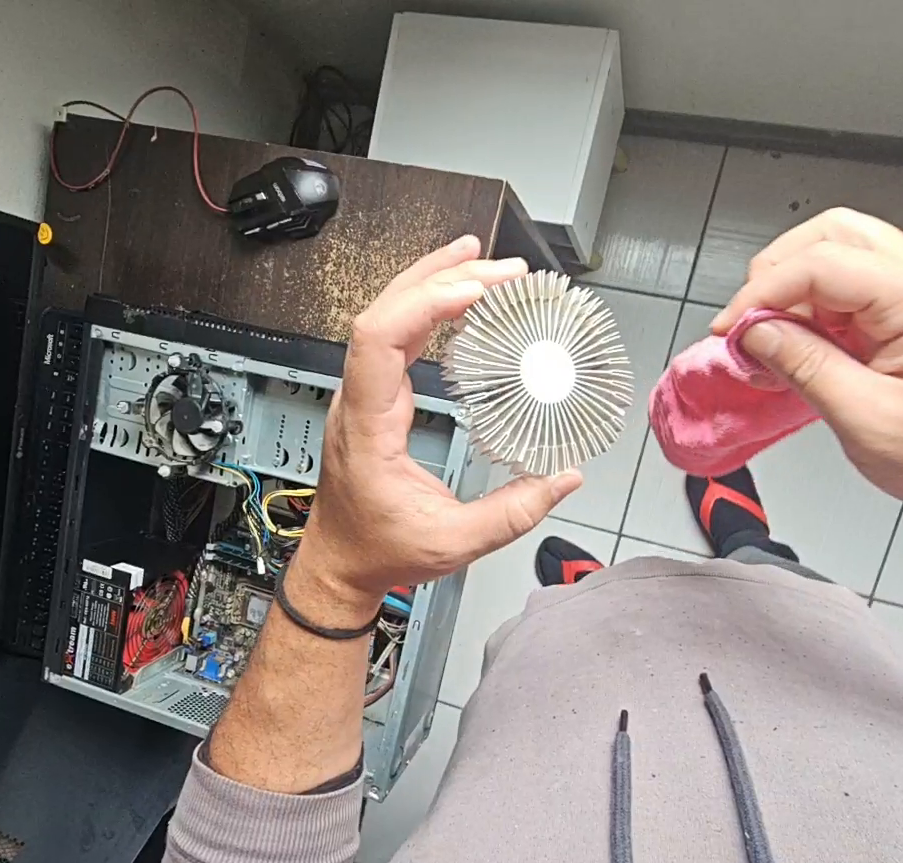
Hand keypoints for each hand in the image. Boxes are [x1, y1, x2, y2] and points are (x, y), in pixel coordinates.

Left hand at [293, 236, 583, 618]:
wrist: (339, 561)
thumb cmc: (376, 551)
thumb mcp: (452, 543)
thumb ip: (513, 514)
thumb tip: (562, 480)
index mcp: (366, 429)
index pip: (378, 340)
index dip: (424, 304)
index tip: (474, 289)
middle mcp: (357, 402)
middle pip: (385, 312)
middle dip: (443, 279)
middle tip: (501, 271)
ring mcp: (360, 397)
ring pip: (384, 316)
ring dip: (430, 283)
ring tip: (478, 260)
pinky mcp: (372, 399)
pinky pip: (391, 337)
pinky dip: (424, 308)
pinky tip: (453, 296)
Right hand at [710, 208, 902, 521]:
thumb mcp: (869, 421)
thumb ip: (806, 368)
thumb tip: (756, 334)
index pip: (820, 263)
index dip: (760, 293)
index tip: (727, 332)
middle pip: (833, 235)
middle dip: (774, 275)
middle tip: (746, 326)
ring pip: (842, 256)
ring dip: (794, 291)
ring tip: (770, 341)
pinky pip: (854, 291)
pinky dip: (815, 311)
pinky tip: (799, 350)